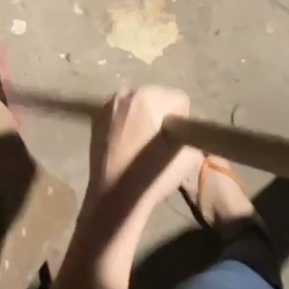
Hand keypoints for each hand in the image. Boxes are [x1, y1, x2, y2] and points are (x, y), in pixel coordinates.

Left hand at [84, 86, 201, 228]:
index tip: (176, 140)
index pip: (179, 99)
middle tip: (160, 141)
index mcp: (149, 97)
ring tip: (142, 143)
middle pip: (156, 96)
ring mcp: (107, 104)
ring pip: (137, 103)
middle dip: (161, 114)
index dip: (182, 120)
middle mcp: (126, 93)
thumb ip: (192, 132)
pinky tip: (126, 143)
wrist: (115, 195)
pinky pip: (120, 112)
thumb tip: (185, 127)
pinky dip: (126, 121)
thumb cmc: (154, 174)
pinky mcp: (96, 117)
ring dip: (143, 116)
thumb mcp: (189, 155)